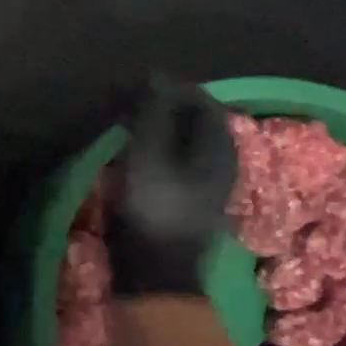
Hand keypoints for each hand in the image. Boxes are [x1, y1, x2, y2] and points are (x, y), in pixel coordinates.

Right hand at [107, 81, 237, 298]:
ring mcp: (208, 183)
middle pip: (195, 120)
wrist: (157, 269)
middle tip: (125, 100)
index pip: (201, 99)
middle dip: (162, 105)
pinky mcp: (190, 200)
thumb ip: (153, 112)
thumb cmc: (152, 206)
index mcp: (218, 146)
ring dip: (157, 127)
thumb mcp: (148, 152)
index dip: (169, 86)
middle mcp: (222, 160)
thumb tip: (154, 76)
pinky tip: (133, 152)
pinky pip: (176, 159)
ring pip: (185, 140)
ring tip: (124, 123)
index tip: (134, 82)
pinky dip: (156, 147)